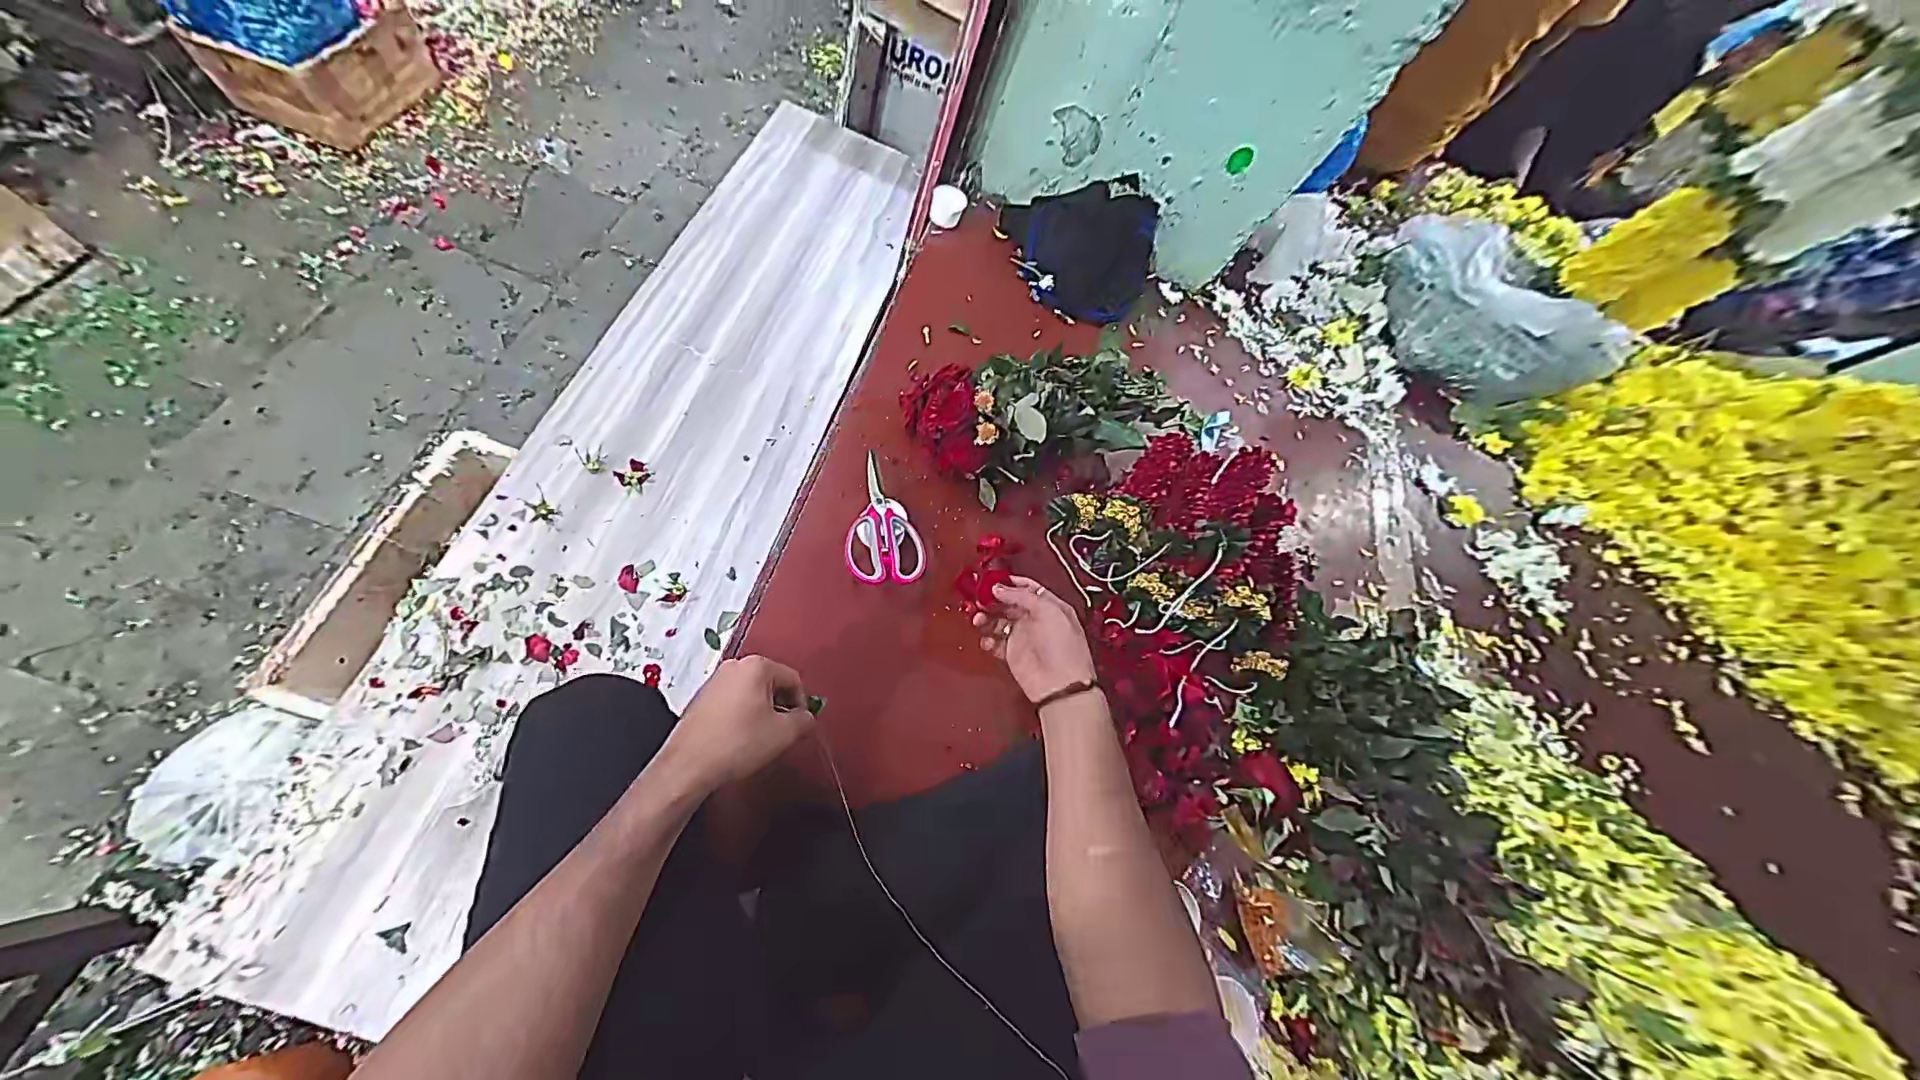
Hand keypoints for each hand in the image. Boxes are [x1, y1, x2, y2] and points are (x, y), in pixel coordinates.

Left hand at [656, 656, 813, 795]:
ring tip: (759, 737)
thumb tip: (806, 718)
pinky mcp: (702, 697)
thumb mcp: (784, 733)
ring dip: (762, 711)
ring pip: (752, 692)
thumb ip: (805, 720)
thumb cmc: (738, 743)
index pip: (793, 680)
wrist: (688, 765)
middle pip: (772, 683)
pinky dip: (743, 714)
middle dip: (780, 706)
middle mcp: (735, 666)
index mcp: (756, 666)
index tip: (798, 725)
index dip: (801, 704)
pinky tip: (740, 737)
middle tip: (780, 732)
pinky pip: (734, 700)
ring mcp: (715, 680)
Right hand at [972, 576, 1097, 704]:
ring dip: (986, 618)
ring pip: (998, 621)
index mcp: (1049, 606)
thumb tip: (1000, 588)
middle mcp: (1035, 620)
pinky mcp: (1012, 654)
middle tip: (980, 598)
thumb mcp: (1048, 611)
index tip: (994, 580)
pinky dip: (987, 639)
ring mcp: (1023, 637)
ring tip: (979, 619)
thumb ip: (1023, 596)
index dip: (1011, 583)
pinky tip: (987, 640)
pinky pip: (995, 642)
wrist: (1059, 684)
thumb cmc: (1063, 647)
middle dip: (993, 600)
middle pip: (1009, 603)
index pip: (1028, 588)